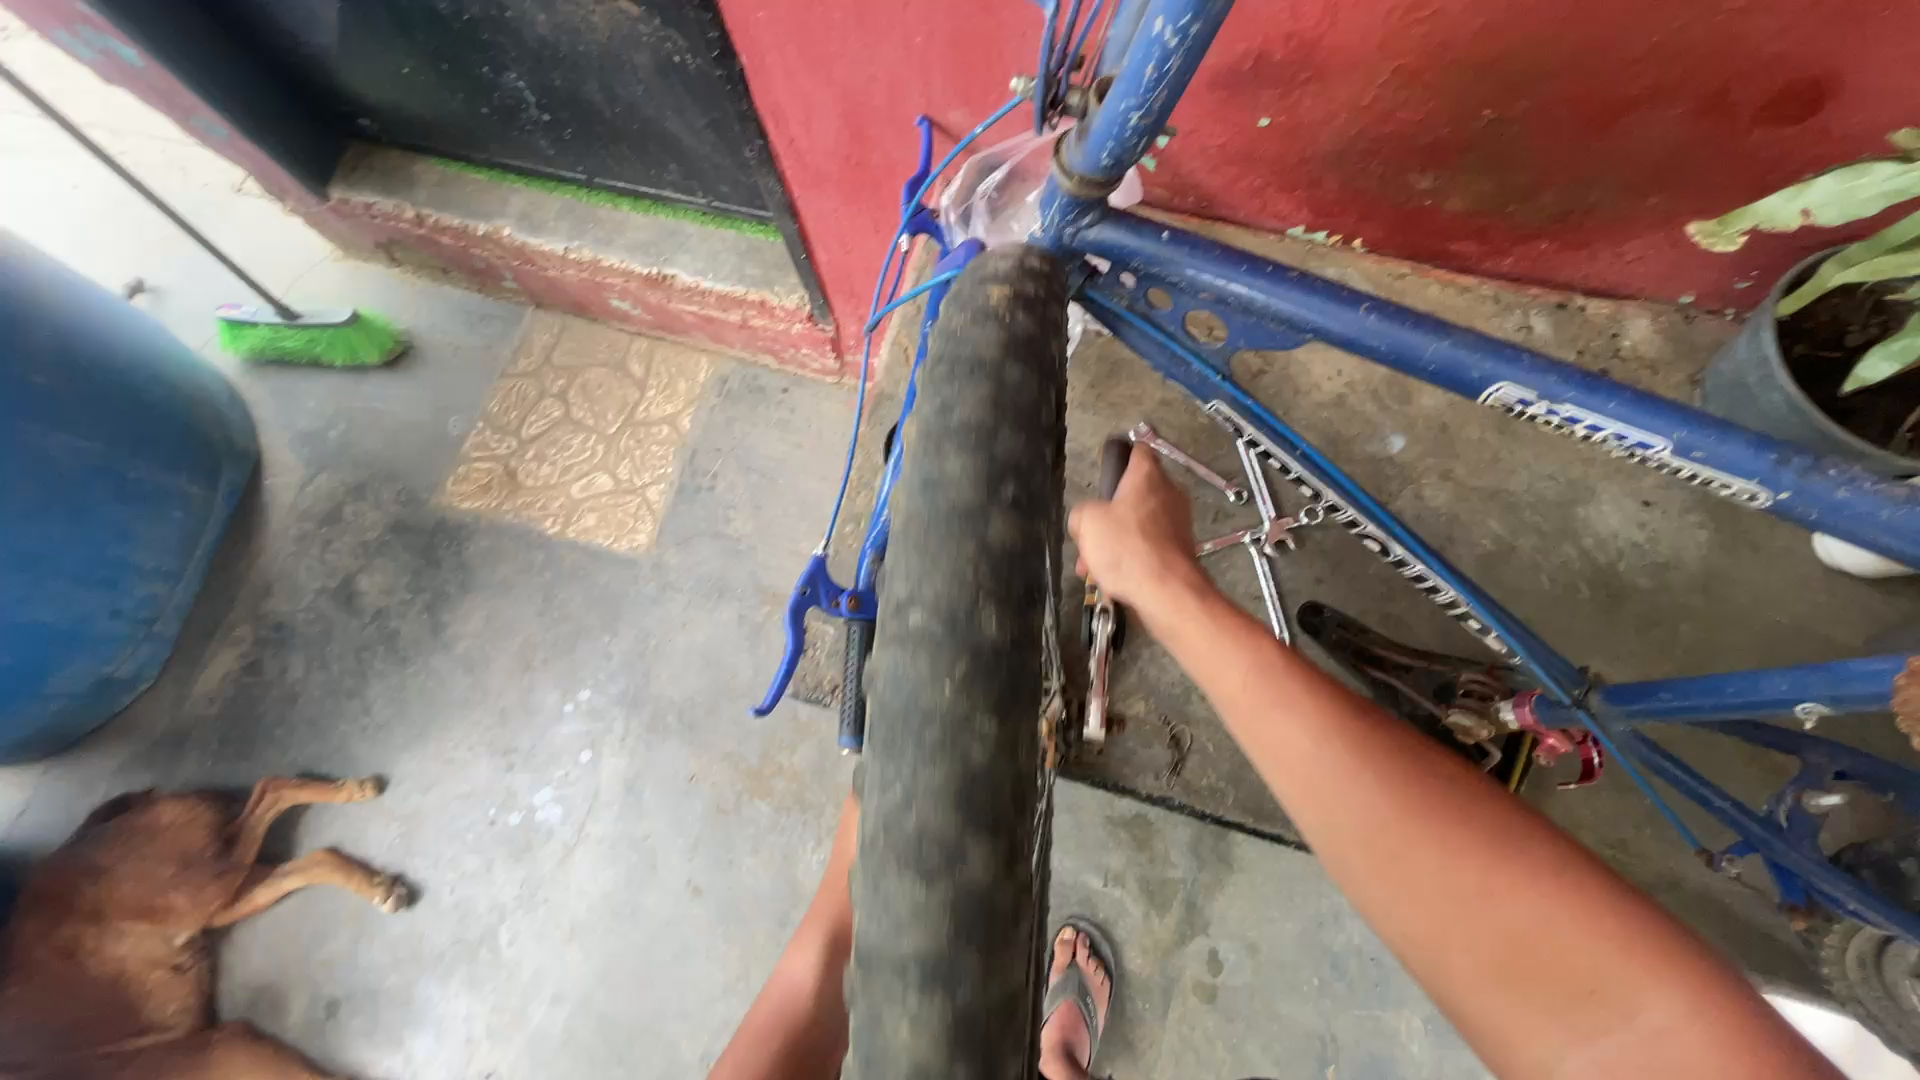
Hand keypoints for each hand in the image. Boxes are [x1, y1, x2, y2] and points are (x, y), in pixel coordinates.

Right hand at [1068, 445, 1209, 610]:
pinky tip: (1110, 577)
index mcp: (1148, 477)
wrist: (1167, 592)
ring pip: (1138, 523)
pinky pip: (1148, 545)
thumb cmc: (1127, 548)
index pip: (1137, 450)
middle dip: (1108, 512)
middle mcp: (1169, 493)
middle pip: (1133, 493)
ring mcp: (1177, 522)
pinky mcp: (1180, 549)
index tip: (1105, 472)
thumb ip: (1082, 513)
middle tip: (1090, 531)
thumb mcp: (1087, 522)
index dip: (1118, 457)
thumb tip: (1088, 519)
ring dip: (1114, 539)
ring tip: (1092, 563)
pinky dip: (1130, 556)